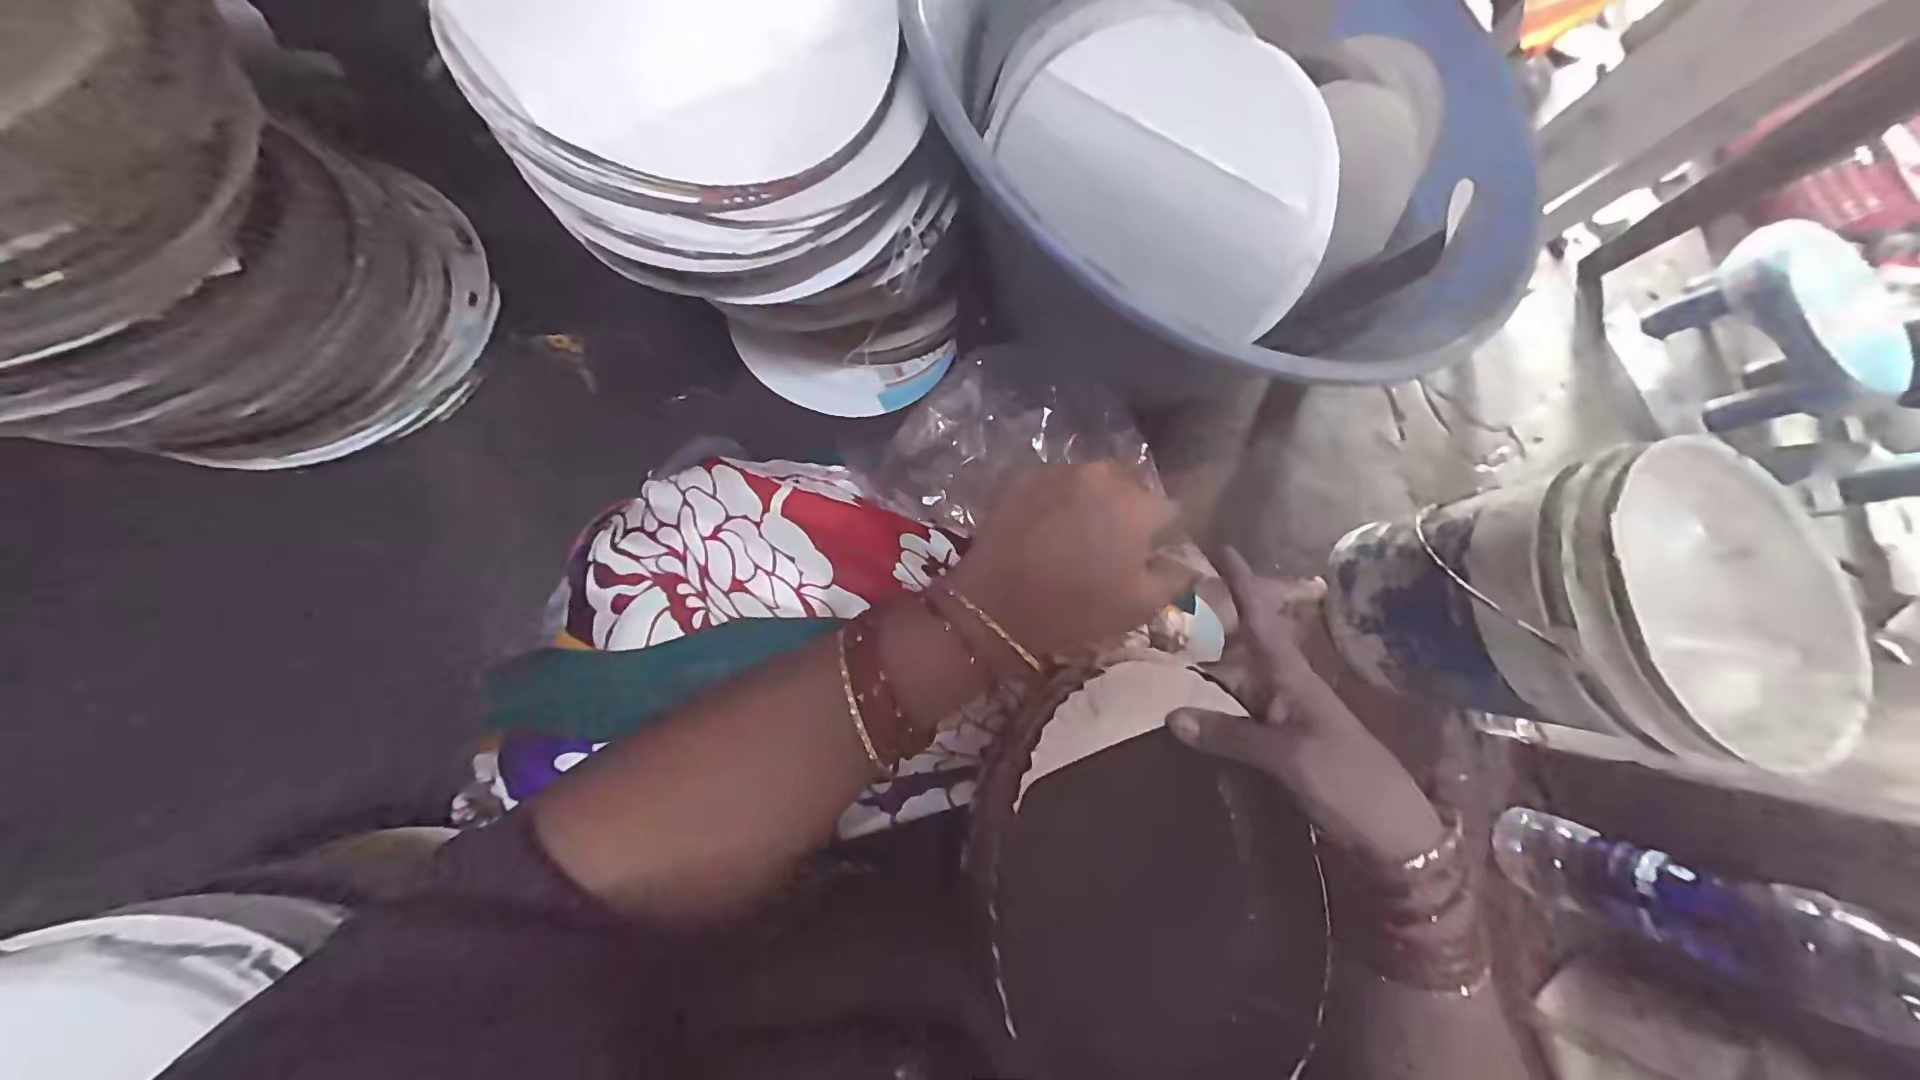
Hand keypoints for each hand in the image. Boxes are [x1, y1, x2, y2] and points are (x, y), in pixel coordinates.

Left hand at [945, 463, 1191, 656]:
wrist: (994, 606)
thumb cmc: (1074, 610)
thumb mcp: (1139, 607)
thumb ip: (1175, 578)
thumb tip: (1187, 561)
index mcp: (1138, 506)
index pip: (1170, 511)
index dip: (1161, 535)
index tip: (1146, 554)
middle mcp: (1102, 475)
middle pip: (1130, 488)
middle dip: (1127, 511)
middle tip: (1109, 543)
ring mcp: (1058, 470)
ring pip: (1091, 480)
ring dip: (1091, 500)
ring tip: (1073, 532)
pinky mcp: (1022, 475)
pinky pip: (1054, 481)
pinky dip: (1056, 497)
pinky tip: (1044, 523)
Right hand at [1166, 549, 1443, 862]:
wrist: (1393, 833)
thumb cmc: (1348, 781)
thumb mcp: (1288, 756)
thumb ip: (1229, 734)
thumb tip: (1169, 714)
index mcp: (1292, 677)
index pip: (1261, 620)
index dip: (1244, 584)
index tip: (1222, 549)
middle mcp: (1281, 688)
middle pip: (1236, 648)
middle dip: (1204, 627)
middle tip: (1162, 609)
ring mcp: (1278, 715)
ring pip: (1229, 682)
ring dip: (1198, 671)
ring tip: (1158, 656)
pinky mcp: (1274, 743)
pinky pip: (1231, 715)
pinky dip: (1206, 710)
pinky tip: (1181, 711)